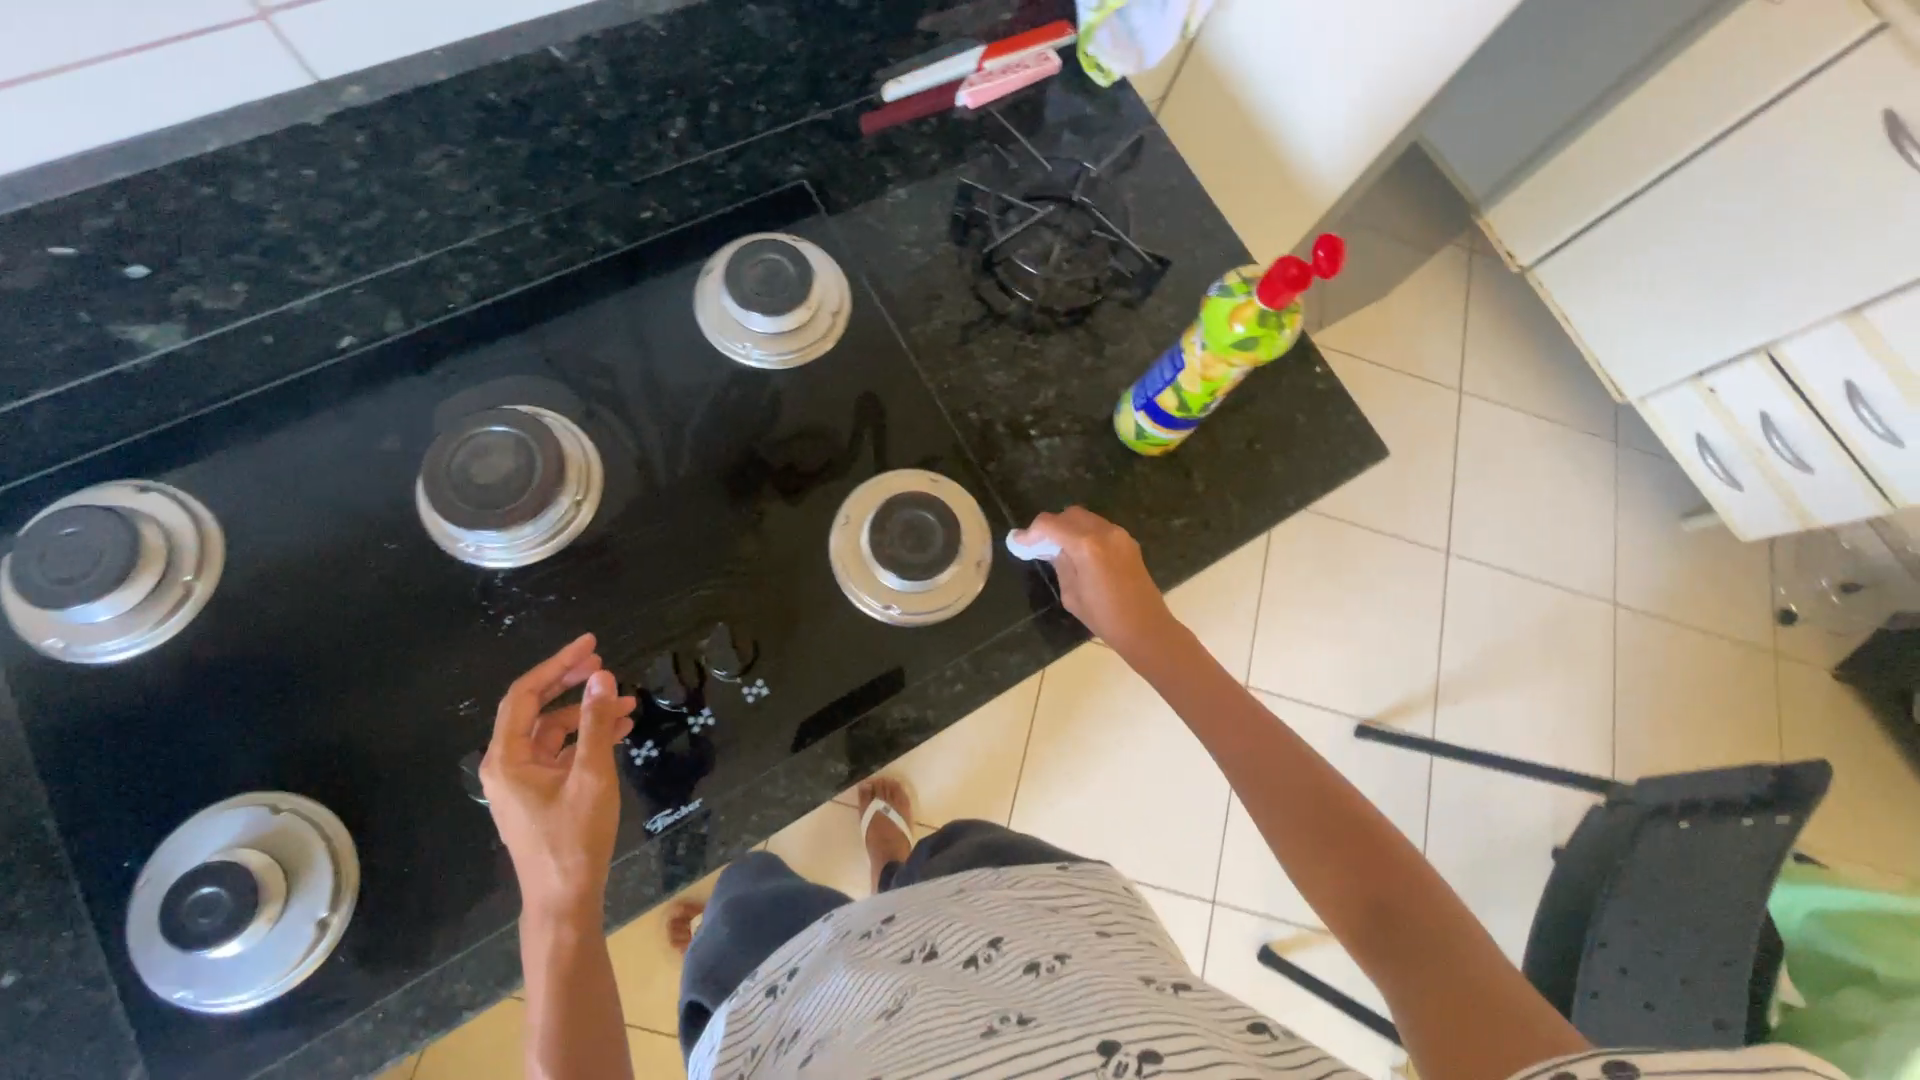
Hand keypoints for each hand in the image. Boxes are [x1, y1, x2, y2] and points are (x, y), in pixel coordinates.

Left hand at [479, 633, 637, 921]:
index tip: (592, 645)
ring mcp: (521, 781)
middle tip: (605, 665)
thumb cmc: (575, 837)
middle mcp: (506, 764)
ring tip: (626, 703)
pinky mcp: (538, 794)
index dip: (558, 665)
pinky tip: (618, 732)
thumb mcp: (592, 776)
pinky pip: (559, 753)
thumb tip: (603, 678)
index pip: (526, 694)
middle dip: (571, 684)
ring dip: (586, 714)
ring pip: (552, 731)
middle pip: (535, 709)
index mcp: (507, 757)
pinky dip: (585, 738)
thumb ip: (597, 723)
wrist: (565, 898)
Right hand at [1010, 507, 1177, 656]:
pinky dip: (1084, 533)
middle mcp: (1104, 532)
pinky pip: (1099, 528)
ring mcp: (1119, 534)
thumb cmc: (1104, 617)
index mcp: (1086, 546)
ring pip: (1085, 518)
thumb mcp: (1071, 593)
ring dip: (1068, 528)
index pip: (1050, 525)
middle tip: (1038, 545)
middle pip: (1068, 515)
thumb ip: (1061, 564)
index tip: (1020, 543)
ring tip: (1058, 549)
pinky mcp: (1128, 542)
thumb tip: (1053, 549)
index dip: (1030, 532)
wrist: (1145, 627)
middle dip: (1050, 527)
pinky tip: (1079, 553)